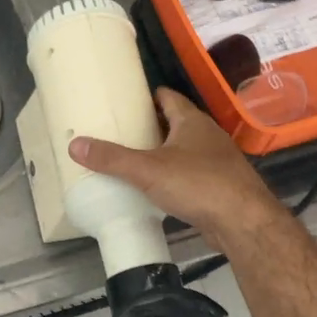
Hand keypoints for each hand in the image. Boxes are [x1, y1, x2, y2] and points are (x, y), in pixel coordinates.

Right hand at [69, 87, 284, 252]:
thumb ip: (112, 158)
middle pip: (175, 123)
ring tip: (134, 159)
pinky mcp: (219, 185)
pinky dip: (174, 175)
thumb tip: (74, 144)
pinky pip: (190, 173)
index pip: (168, 97)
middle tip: (122, 131)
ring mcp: (216, 160)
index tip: (127, 100)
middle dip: (151, 125)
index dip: (148, 96)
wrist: (242, 220)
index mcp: (191, 121)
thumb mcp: (147, 170)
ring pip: (184, 149)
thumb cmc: (197, 184)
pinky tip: (157, 187)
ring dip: (163, 152)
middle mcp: (206, 135)